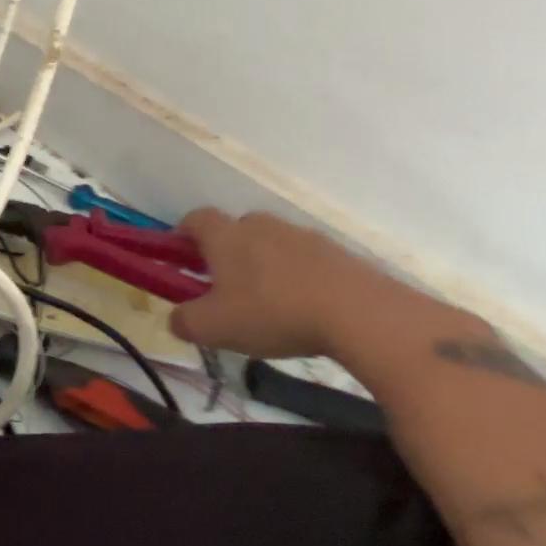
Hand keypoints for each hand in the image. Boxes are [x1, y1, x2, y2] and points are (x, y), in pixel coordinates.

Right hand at [169, 208, 412, 358]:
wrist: (367, 318)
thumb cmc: (273, 314)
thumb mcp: (210, 328)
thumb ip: (182, 320)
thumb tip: (178, 318)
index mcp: (226, 237)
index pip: (195, 218)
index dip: (183, 234)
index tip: (181, 259)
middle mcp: (265, 228)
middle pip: (239, 227)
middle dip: (229, 249)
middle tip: (226, 284)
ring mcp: (310, 240)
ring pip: (277, 244)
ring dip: (268, 264)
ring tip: (271, 301)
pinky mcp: (346, 257)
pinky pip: (312, 261)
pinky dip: (303, 278)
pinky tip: (306, 309)